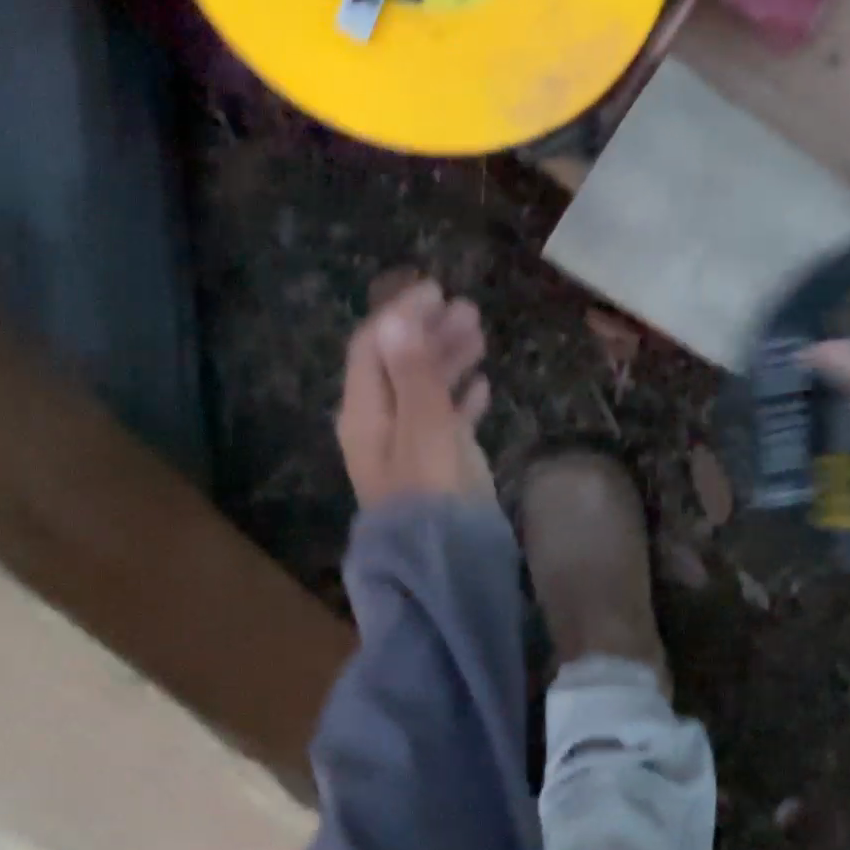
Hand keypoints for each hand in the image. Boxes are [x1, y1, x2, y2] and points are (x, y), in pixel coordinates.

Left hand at [336, 279, 494, 507]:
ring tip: (481, 334)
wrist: (444, 560)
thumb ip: (412, 372)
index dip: (402, 315)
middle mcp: (382, 423)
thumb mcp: (423, 425)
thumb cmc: (431, 489)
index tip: (435, 290)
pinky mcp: (437, 463)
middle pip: (401, 365)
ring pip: (426, 389)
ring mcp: (410, 444)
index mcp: (365, 411)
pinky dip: (461, 398)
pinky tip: (484, 386)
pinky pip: (447, 419)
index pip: (374, 347)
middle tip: (468, 309)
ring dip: (449, 358)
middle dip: (431, 332)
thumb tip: (397, 318)